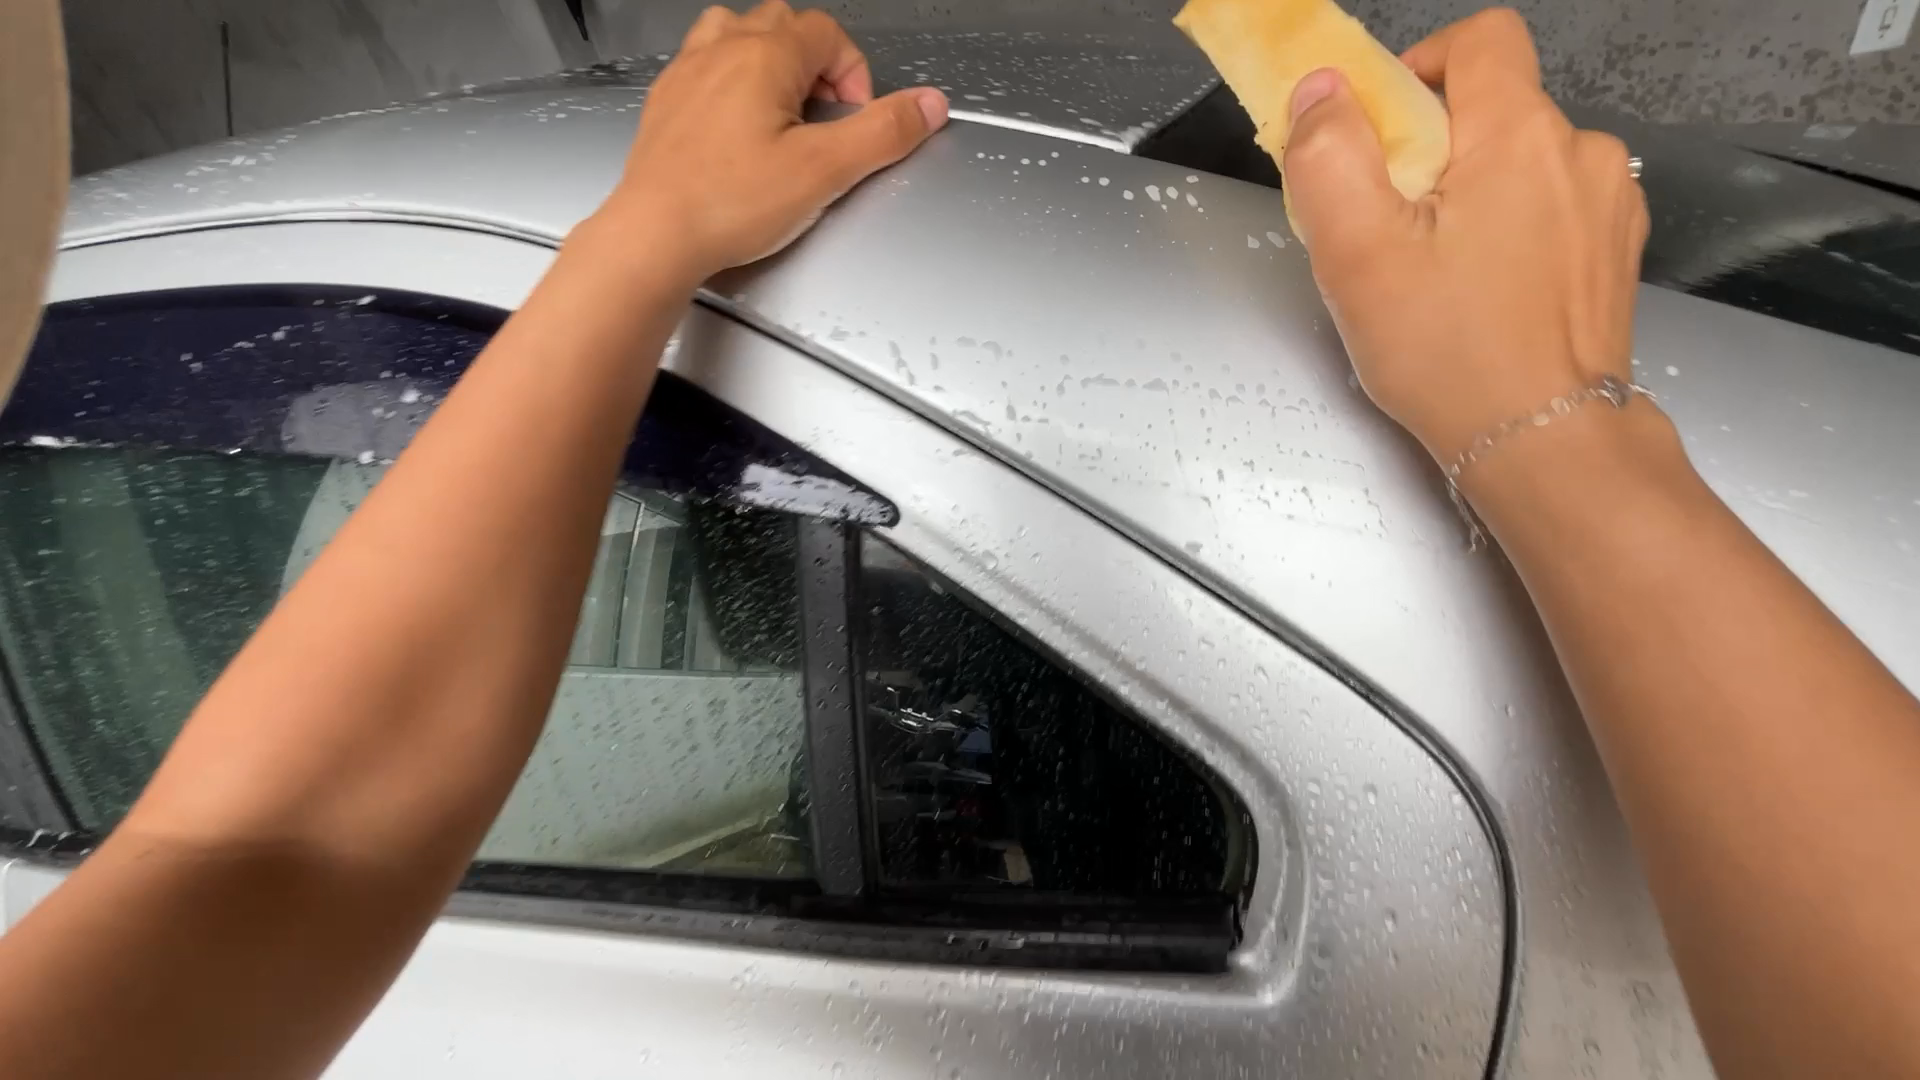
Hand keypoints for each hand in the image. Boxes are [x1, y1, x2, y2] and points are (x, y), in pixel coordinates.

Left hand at [584, 1, 948, 279]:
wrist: (657, 233)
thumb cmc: (731, 202)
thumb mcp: (824, 171)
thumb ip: (881, 134)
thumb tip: (930, 105)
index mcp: (764, 55)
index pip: (827, 33)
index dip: (854, 74)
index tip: (854, 120)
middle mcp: (722, 49)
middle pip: (784, 26)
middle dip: (817, 66)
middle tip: (824, 119)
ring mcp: (689, 72)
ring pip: (738, 34)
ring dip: (771, 63)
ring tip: (783, 114)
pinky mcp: (669, 102)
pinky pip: (706, 66)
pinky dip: (733, 81)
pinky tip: (740, 128)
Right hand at [1281, 9, 1649, 466]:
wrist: (1537, 436)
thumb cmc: (1445, 350)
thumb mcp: (1357, 255)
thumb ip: (1329, 159)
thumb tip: (1319, 90)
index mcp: (1517, 137)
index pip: (1479, 41)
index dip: (1417, 69)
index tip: (1377, 132)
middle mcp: (1579, 153)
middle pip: (1493, 110)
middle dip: (1430, 153)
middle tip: (1384, 229)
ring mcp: (1606, 204)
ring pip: (1519, 165)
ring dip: (1467, 195)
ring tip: (1429, 271)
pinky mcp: (1611, 252)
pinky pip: (1547, 210)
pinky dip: (1504, 231)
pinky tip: (1477, 292)